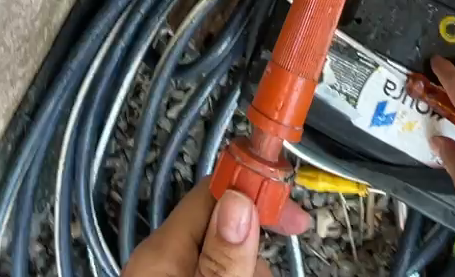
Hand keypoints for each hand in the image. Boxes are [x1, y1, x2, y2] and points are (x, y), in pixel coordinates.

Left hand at [121, 183, 310, 276]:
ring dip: (254, 267)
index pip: (214, 189)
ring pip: (231, 255)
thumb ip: (224, 256)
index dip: (256, 187)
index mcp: (162, 249)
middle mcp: (164, 258)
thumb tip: (239, 198)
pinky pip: (220, 270)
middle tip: (289, 245)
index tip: (292, 207)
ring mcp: (172, 276)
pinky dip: (242, 275)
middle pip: (228, 224)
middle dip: (259, 242)